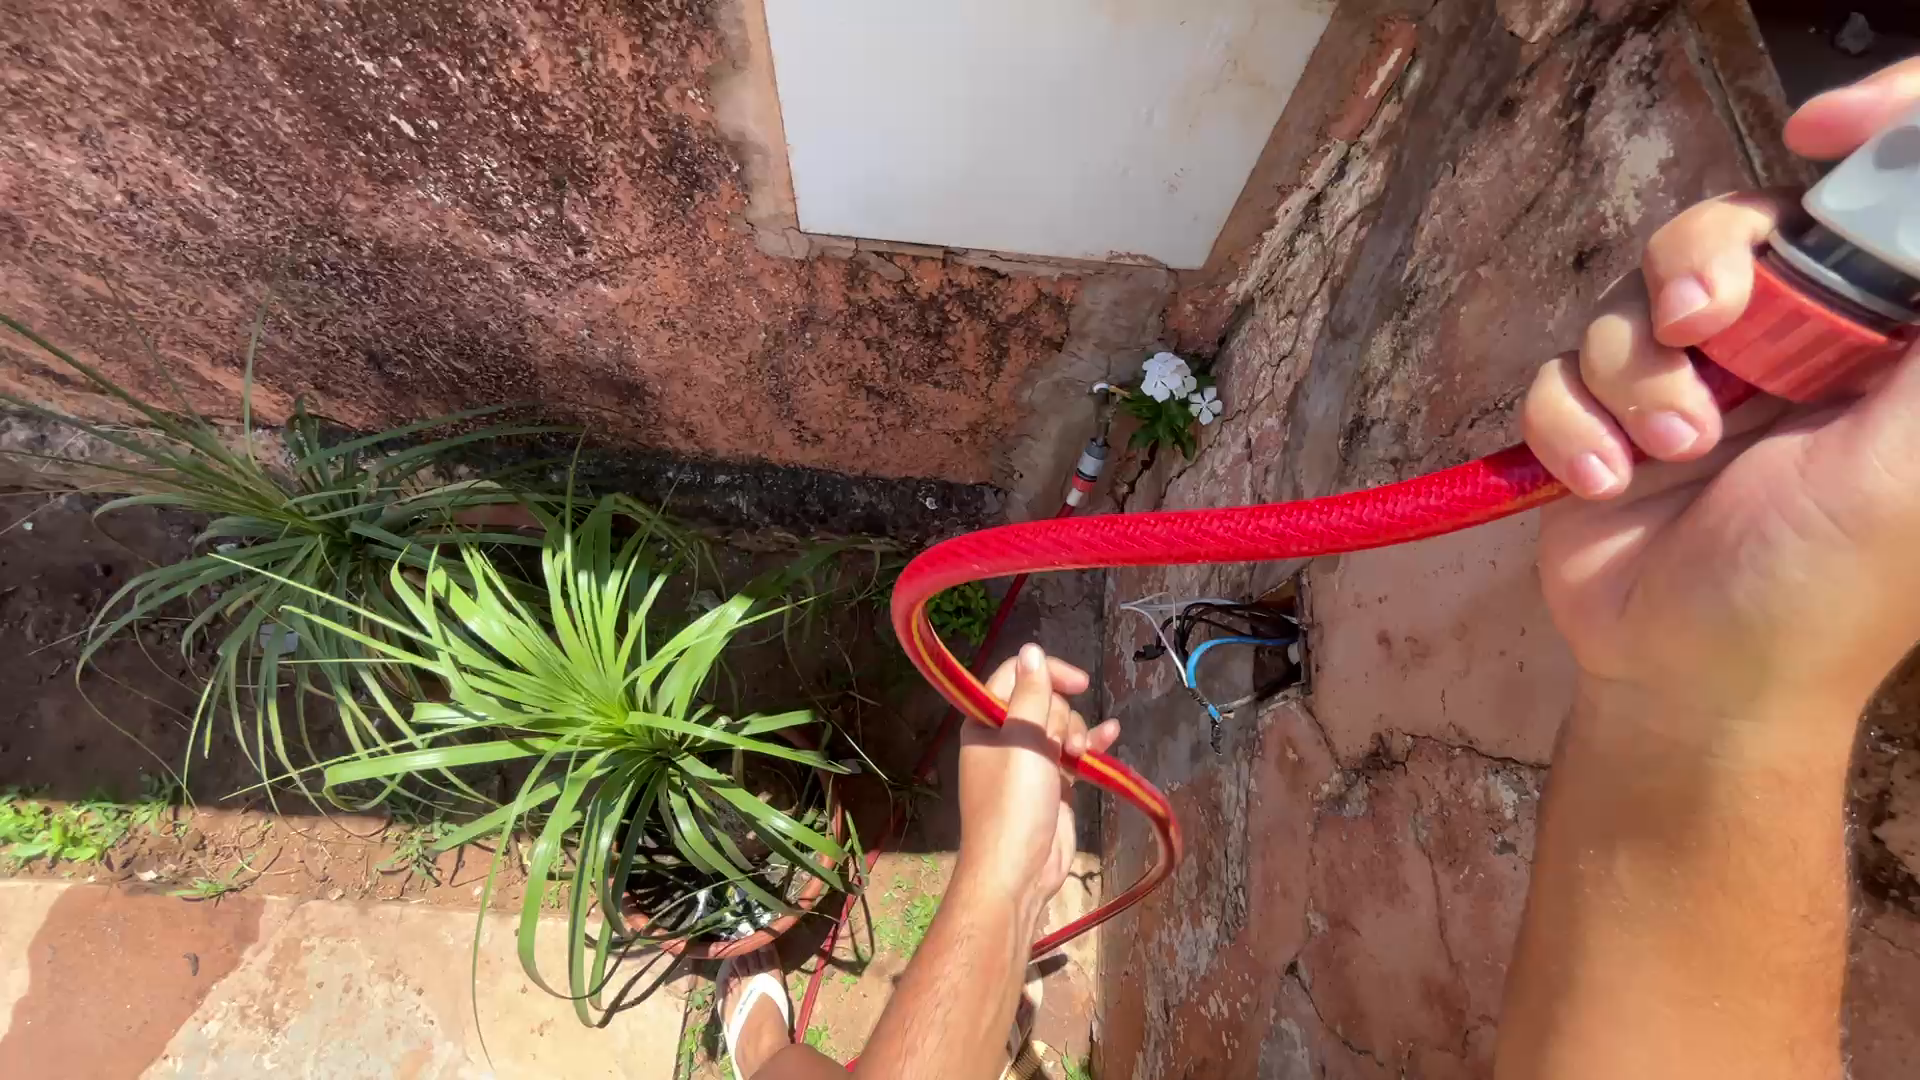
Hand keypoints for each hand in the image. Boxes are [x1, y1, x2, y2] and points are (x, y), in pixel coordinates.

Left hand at [956, 644, 1119, 916]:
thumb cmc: (1012, 801)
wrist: (1018, 870)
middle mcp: (1006, 734)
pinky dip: (1092, 744)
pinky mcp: (1054, 781)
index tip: (1078, 682)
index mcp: (986, 720)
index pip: (1016, 675)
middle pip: (1045, 700)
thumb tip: (1031, 649)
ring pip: (1063, 725)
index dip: (1047, 672)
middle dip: (1062, 716)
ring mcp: (1031, 759)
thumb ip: (1031, 693)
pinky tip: (1110, 736)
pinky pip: (1075, 751)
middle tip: (1061, 746)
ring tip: (1079, 757)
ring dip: (1078, 734)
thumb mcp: (1021, 739)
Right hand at [1522, 59, 1919, 735]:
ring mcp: (1677, 384)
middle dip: (1700, 276)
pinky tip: (1594, 483)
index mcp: (1887, 338)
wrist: (1675, 665)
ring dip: (1627, 383)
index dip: (1877, 132)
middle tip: (1703, 335)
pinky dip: (1563, 428)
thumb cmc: (1820, 580)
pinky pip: (1552, 379)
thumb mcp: (1912, 454)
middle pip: (1726, 232)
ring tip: (1655, 457)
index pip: (1889, 196)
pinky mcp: (1592, 421)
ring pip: (1621, 309)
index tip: (1820, 125)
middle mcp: (1783, 345)